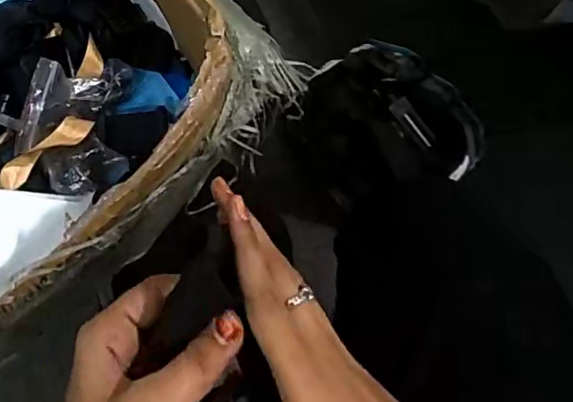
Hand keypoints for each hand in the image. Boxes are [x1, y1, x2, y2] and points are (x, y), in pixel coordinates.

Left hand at [66, 274, 244, 401]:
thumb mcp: (155, 399)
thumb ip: (194, 362)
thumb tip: (232, 319)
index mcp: (106, 332)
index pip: (154, 290)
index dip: (191, 288)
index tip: (234, 290)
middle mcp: (118, 350)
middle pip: (167, 322)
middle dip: (205, 325)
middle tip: (250, 326)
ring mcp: (131, 383)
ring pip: (176, 356)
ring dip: (208, 357)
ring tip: (250, 351)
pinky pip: (178, 385)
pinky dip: (203, 384)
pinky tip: (234, 385)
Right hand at [210, 177, 397, 401]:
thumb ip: (261, 388)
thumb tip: (220, 366)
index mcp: (304, 374)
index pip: (266, 300)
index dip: (246, 250)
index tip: (233, 204)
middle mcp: (324, 351)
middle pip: (283, 279)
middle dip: (252, 230)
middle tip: (226, 190)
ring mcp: (342, 356)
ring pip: (298, 289)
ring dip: (266, 248)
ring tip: (242, 217)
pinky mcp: (352, 366)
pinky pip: (310, 305)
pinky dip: (284, 276)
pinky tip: (275, 275)